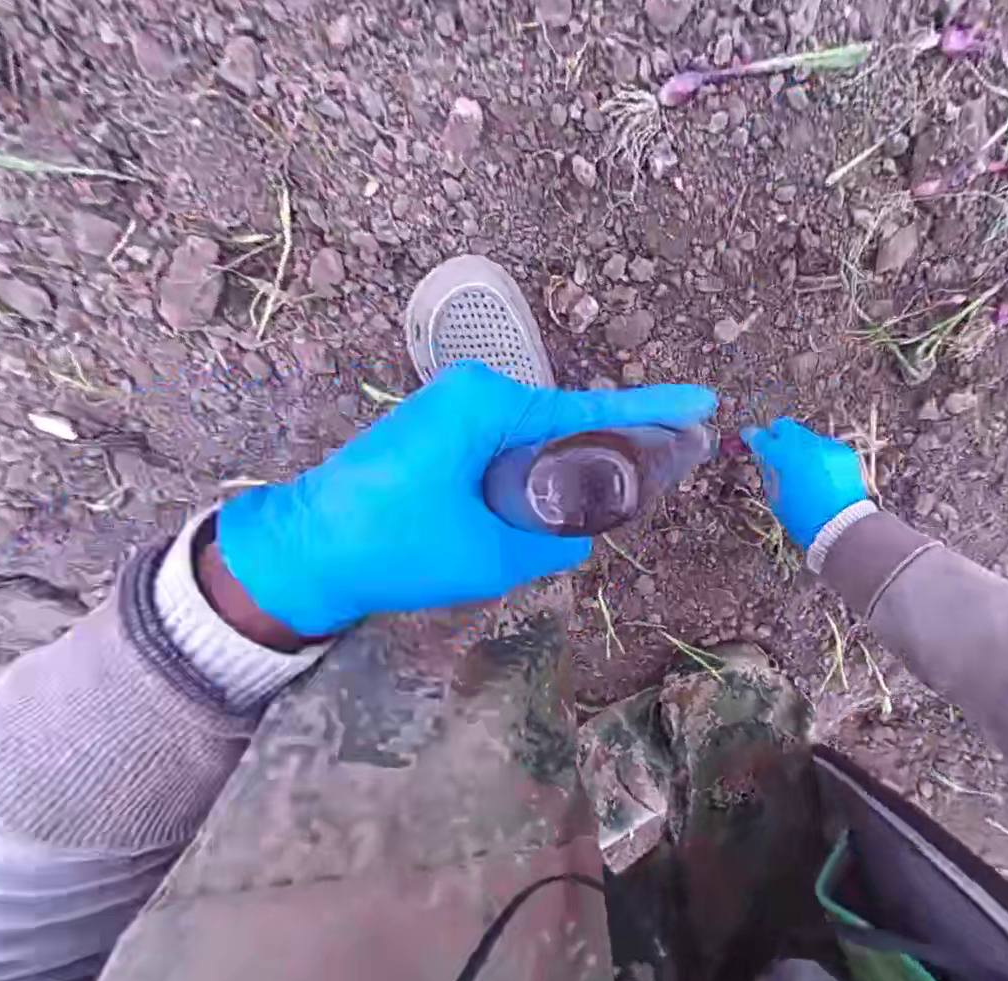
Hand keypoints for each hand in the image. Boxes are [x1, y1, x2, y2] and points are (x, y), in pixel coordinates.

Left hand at [216, 361, 717, 634]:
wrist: (305, 552)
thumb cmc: (392, 546)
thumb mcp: (490, 556)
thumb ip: (552, 546)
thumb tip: (582, 540)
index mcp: (490, 407)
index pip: (592, 410)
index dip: (653, 411)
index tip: (701, 406)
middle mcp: (480, 397)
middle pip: (576, 419)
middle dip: (628, 439)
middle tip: (679, 456)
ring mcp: (462, 413)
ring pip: (548, 437)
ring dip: (591, 459)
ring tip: (639, 481)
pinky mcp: (450, 436)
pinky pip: (519, 449)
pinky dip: (553, 469)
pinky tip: (581, 490)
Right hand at [741, 418, 870, 548]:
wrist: (841, 526)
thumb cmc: (805, 519)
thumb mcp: (776, 498)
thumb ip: (768, 472)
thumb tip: (764, 458)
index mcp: (784, 456)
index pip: (762, 438)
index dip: (752, 436)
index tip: (748, 436)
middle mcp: (806, 445)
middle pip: (785, 427)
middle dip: (777, 434)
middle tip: (774, 448)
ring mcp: (827, 447)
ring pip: (806, 436)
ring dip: (799, 447)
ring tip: (800, 468)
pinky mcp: (843, 453)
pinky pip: (825, 447)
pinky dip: (818, 456)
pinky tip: (819, 474)